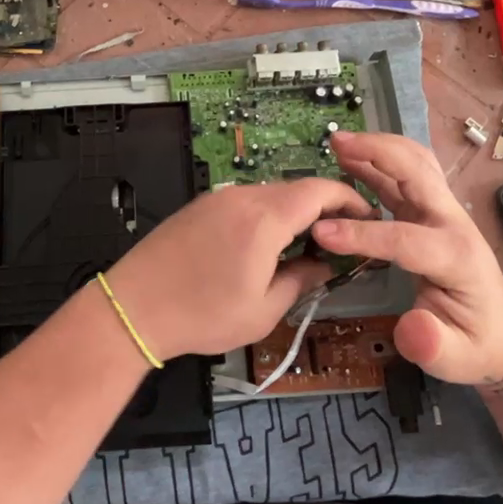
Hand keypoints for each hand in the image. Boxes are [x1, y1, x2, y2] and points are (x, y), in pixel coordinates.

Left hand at [104, 179, 374, 361]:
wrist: (136, 305)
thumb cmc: (201, 315)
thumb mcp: (263, 310)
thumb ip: (301, 281)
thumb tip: (323, 265)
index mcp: (264, 219)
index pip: (319, 190)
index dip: (349, 199)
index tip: (366, 217)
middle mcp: (243, 197)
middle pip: (296, 188)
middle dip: (324, 208)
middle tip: (339, 239)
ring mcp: (219, 197)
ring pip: (271, 193)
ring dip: (294, 212)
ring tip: (304, 247)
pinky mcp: (202, 205)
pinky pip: (246, 200)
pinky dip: (267, 214)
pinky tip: (265, 246)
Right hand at [309, 131, 502, 386]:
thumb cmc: (478, 347)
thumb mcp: (457, 359)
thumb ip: (433, 344)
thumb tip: (409, 328)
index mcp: (456, 258)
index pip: (405, 238)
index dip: (362, 234)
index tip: (321, 232)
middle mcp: (451, 224)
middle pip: (418, 172)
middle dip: (377, 152)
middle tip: (335, 143)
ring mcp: (442, 213)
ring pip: (415, 162)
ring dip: (379, 146)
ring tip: (339, 142)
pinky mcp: (429, 212)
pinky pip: (406, 173)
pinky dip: (379, 158)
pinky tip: (351, 158)